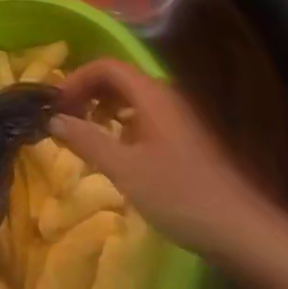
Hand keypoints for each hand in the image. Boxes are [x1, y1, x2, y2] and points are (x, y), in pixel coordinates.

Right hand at [48, 60, 269, 259]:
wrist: (233, 222)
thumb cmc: (177, 191)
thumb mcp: (125, 169)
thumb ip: (88, 141)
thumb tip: (54, 119)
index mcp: (151, 93)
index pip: (108, 66)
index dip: (78, 77)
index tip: (54, 102)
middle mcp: (163, 93)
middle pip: (119, 77)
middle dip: (88, 91)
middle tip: (62, 117)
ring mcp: (174, 113)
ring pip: (131, 96)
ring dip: (103, 106)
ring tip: (81, 131)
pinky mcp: (179, 133)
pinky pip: (142, 113)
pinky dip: (120, 121)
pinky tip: (111, 147)